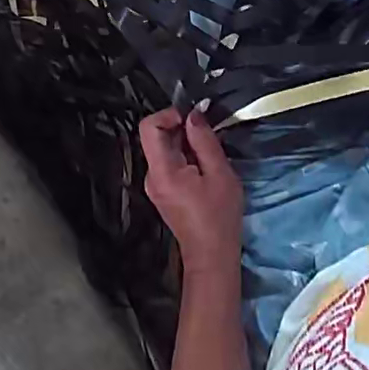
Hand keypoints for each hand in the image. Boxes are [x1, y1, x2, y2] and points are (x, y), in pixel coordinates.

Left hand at [139, 108, 243, 277]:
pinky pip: (170, 162)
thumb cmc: (219, 216)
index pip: (149, 126)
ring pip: (165, 149)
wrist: (212, 255)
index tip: (193, 119)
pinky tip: (204, 169)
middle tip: (209, 136)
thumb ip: (204, 141)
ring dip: (186, 143)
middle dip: (182, 129)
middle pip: (157, 137)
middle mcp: (151, 175)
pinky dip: (186, 157)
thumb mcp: (219, 173)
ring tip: (210, 156)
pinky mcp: (163, 190)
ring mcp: (155, 184)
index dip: (169, 114)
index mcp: (162, 171)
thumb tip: (194, 114)